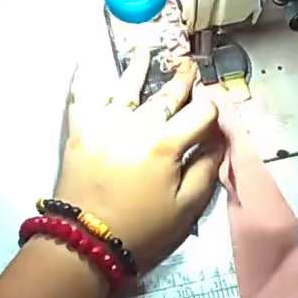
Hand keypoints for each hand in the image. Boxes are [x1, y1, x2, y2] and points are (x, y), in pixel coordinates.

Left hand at [52, 51, 225, 271]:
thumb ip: (206, 169)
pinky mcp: (80, 132)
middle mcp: (136, 125)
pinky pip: (82, 98)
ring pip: (125, 88)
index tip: (216, 104)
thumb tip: (218, 139)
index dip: (212, 107)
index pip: (199, 113)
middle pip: (165, 96)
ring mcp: (104, 124)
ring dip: (138, 70)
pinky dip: (86, 80)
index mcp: (166, 144)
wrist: (84, 243)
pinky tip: (87, 65)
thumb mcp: (186, 208)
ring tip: (145, 54)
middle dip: (181, 81)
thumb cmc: (142, 230)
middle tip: (189, 66)